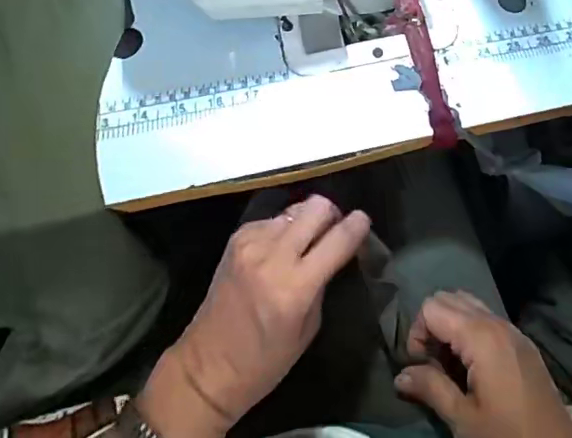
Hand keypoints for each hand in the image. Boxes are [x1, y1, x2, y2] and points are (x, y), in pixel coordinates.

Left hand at [137, 195, 371, 437]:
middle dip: (332, 215)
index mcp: (295, 287)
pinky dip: (283, 229)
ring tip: (304, 243)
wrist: (207, 365)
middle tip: (334, 230)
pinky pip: (273, 219)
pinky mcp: (238, 236)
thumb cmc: (264, 361)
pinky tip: (279, 250)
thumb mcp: (308, 329)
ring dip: (305, 222)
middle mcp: (273, 256)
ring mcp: (252, 242)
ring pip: (295, 209)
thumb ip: (324, 283)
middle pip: (316, 206)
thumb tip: (338, 249)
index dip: (358, 225)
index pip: (338, 240)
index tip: (364, 220)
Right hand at [394, 291, 571, 437]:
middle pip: (449, 298)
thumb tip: (400, 376)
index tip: (420, 367)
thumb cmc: (507, 435)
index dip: (417, 333)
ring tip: (450, 365)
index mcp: (480, 335)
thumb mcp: (464, 420)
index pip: (432, 307)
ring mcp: (512, 329)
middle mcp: (496, 321)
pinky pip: (487, 318)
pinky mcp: (522, 342)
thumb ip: (431, 389)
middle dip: (432, 326)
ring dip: (451, 326)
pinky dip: (470, 330)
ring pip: (469, 304)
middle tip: (432, 365)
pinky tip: (471, 366)